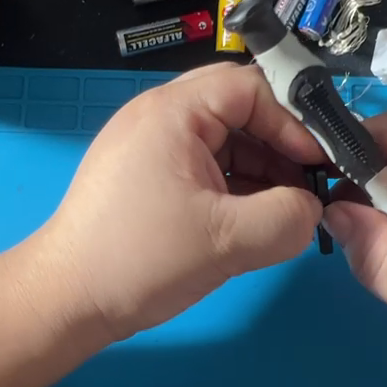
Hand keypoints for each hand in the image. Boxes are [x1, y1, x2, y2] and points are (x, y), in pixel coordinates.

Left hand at [27, 63, 326, 341]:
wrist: (66, 299)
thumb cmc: (142, 259)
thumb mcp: (229, 240)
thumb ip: (290, 218)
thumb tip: (313, 208)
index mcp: (172, 112)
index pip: (250, 86)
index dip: (293, 121)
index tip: (320, 163)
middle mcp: (157, 115)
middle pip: (236, 106)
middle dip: (279, 142)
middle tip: (311, 179)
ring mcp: (148, 144)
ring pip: (222, 137)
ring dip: (260, 165)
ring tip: (289, 205)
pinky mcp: (145, 174)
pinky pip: (203, 162)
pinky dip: (234, 182)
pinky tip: (255, 214)